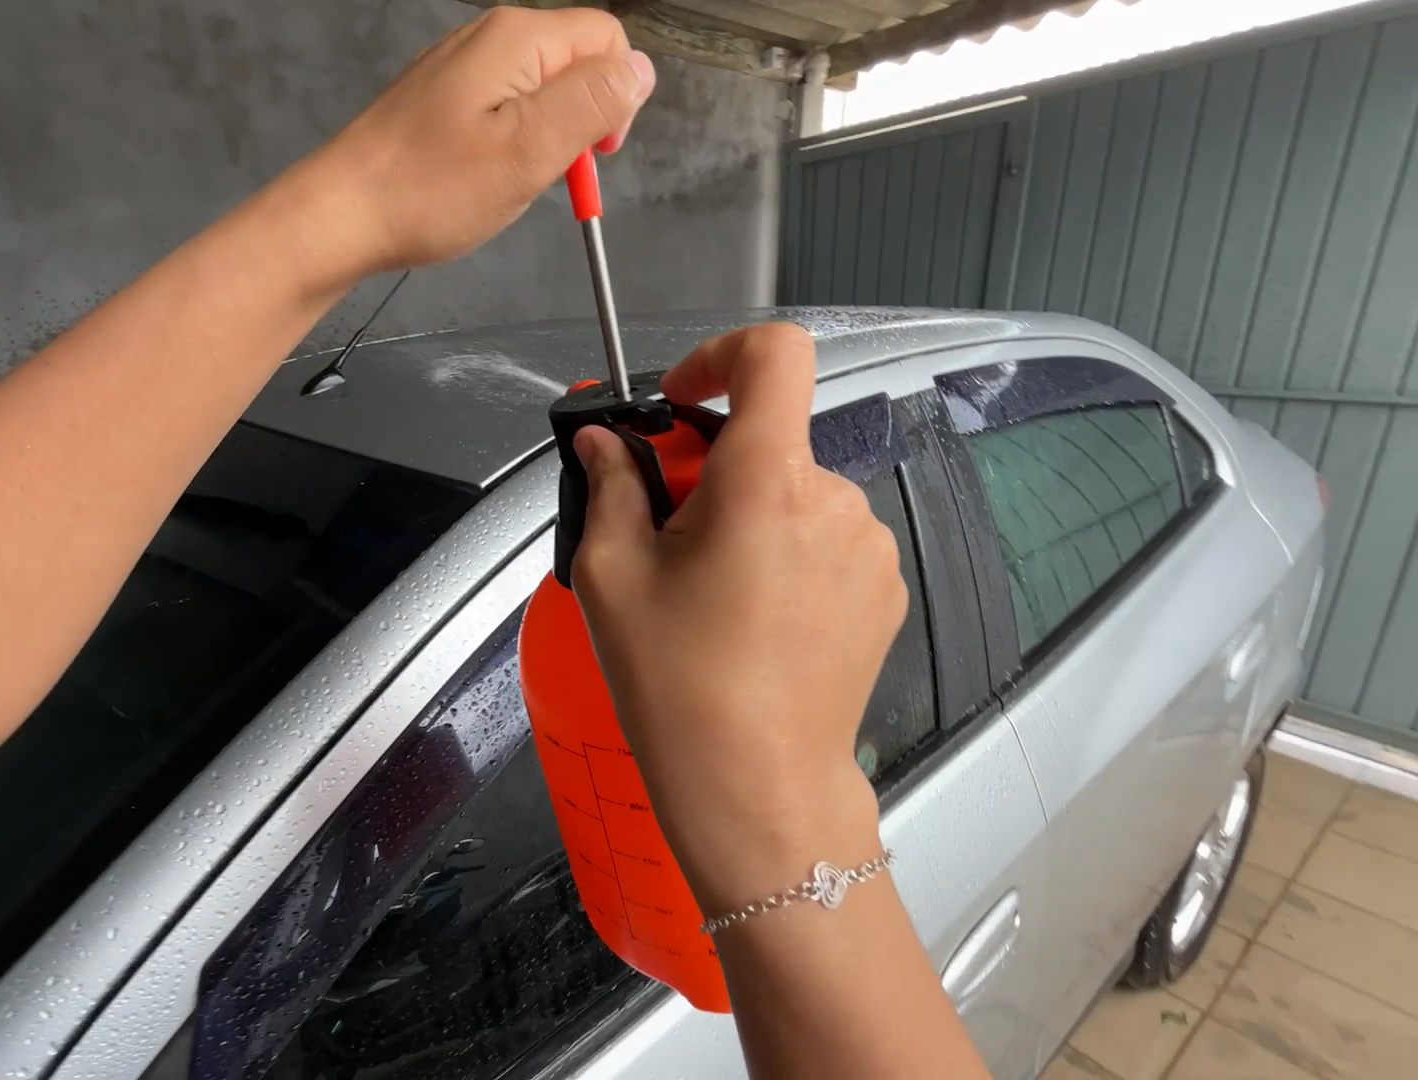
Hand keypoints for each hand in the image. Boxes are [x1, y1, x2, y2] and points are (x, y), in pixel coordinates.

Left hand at [295, 6, 654, 273]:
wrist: (343, 215)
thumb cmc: (432, 189)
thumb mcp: (528, 151)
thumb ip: (591, 105)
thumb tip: (640, 71)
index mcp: (517, 39)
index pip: (606, 40)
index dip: (615, 99)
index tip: (591, 158)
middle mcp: (488, 39)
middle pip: (570, 65)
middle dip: (574, 124)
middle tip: (539, 177)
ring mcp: (458, 71)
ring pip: (534, 95)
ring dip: (538, 142)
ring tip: (502, 184)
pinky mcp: (437, 104)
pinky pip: (497, 114)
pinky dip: (504, 148)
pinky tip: (478, 180)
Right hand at [569, 324, 907, 911]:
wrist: (755, 786)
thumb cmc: (675, 682)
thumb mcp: (612, 574)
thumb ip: (610, 485)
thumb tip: (601, 443)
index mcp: (767, 483)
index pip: (774, 355)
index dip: (719, 356)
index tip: (678, 402)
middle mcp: (835, 501)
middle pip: (768, 440)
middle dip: (709, 469)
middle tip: (665, 536)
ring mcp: (869, 548)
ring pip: (792, 492)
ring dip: (744, 514)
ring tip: (707, 592)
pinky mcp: (882, 589)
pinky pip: (822, 537)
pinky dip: (781, 549)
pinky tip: (751, 617)